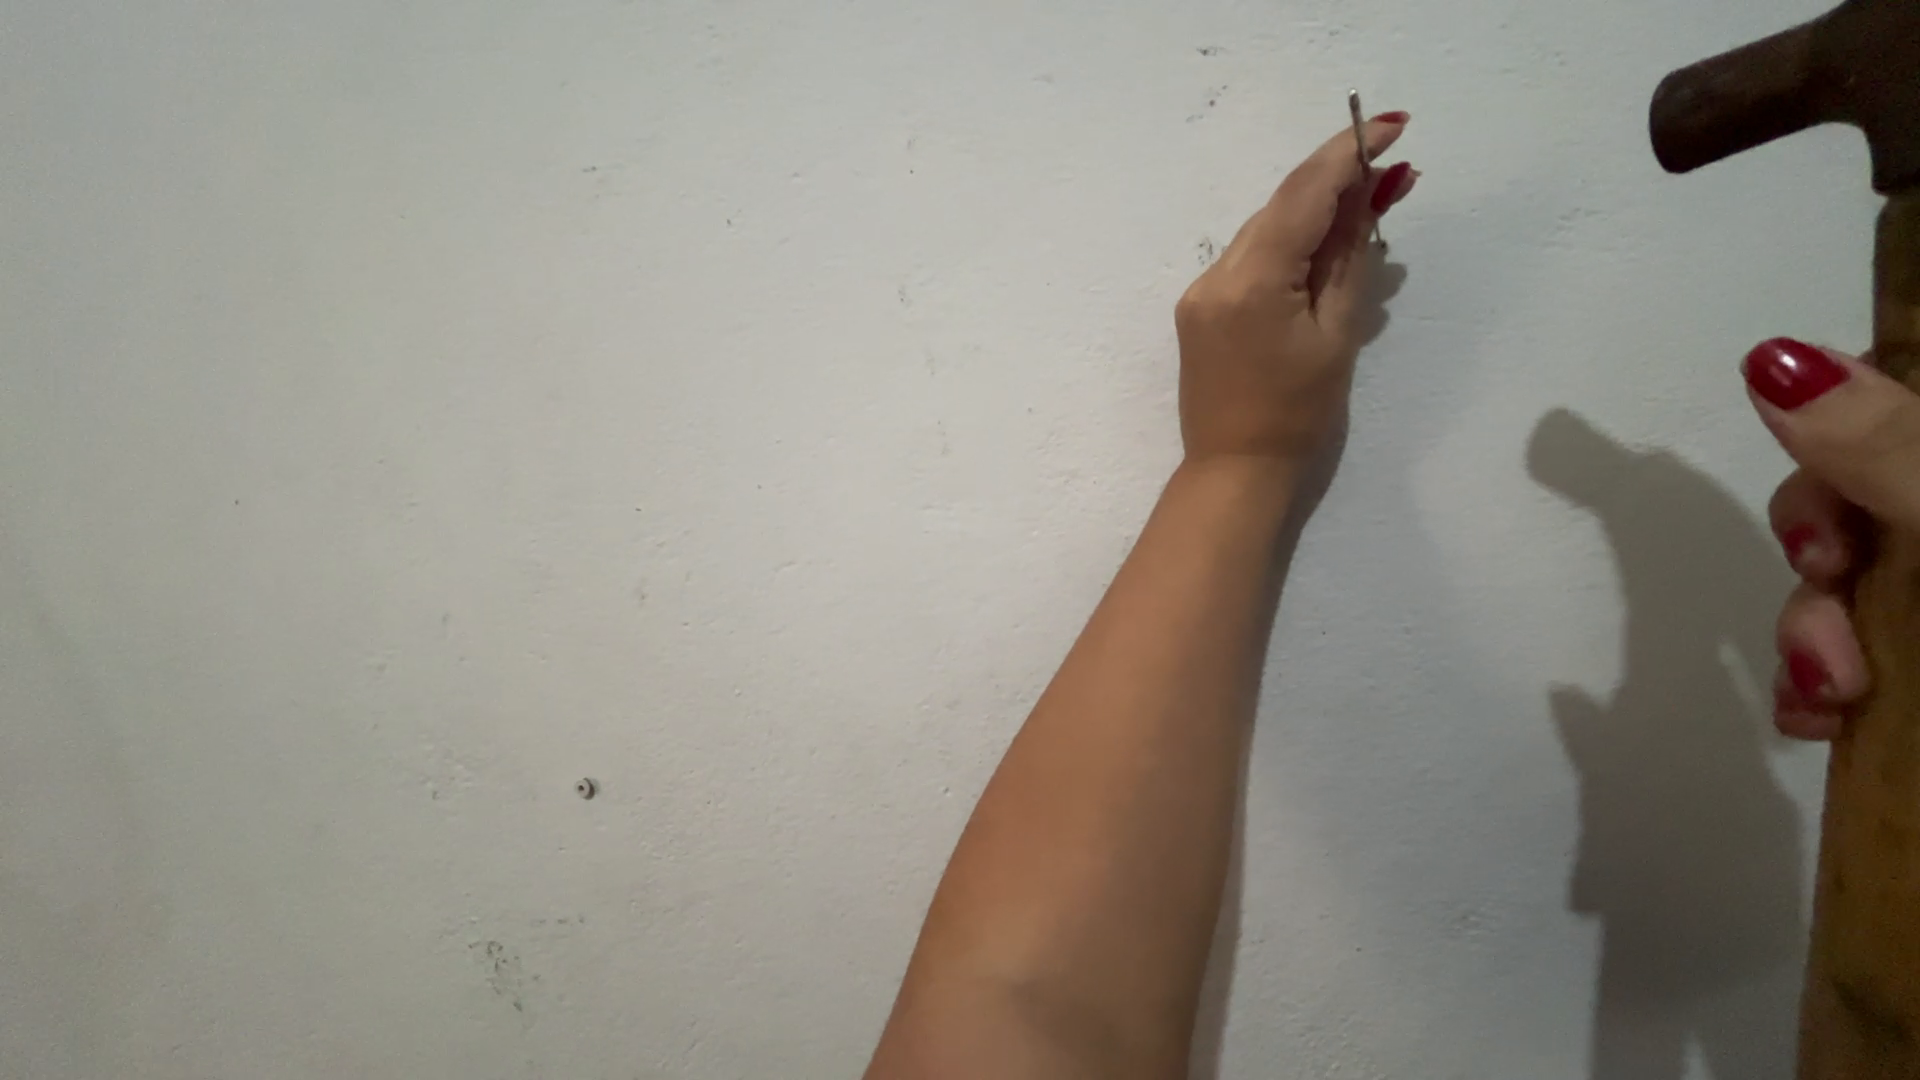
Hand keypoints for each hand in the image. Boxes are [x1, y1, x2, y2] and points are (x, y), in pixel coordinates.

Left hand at [1173, 113, 1417, 465]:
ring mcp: (1197, 295)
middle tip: (1391, 178)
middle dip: (1333, 186)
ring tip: (1362, 217)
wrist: (1234, 468)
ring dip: (1308, 218)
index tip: (1389, 125)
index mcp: (1249, 282)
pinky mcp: (1195, 312)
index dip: (1346, 153)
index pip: (1301, 195)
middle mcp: (1212, 278)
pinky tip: (1315, 257)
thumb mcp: (1336, 332)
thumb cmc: (1297, 413)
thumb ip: (1347, 256)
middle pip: (1277, 210)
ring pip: (1259, 234)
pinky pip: (1244, 262)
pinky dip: (1281, 249)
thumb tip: (1366, 193)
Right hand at [1745, 338, 1919, 738]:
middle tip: (1827, 645)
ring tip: (1820, 702)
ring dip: (1811, 635)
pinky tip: (1817, 710)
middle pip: (1860, 495)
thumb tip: (1771, 361)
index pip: (1892, 406)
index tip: (1827, 545)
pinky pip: (1865, 632)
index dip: (1830, 460)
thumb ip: (1899, 449)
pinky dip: (1823, 669)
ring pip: (1858, 572)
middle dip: (1819, 572)